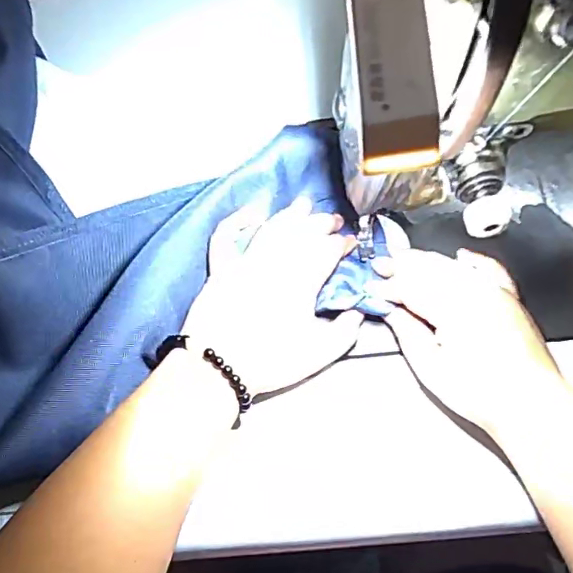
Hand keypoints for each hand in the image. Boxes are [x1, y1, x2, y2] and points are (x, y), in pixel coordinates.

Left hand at [179, 196, 364, 397]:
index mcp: (302, 279)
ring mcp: (245, 262)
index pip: (327, 250)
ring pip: (271, 228)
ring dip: (290, 215)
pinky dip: (238, 221)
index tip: (350, 244)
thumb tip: (355, 314)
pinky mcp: (220, 269)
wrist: (217, 366)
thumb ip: (345, 332)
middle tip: (334, 221)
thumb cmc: (270, 361)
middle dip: (321, 223)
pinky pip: (227, 236)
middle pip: (302, 232)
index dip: (341, 244)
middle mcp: (274, 262)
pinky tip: (251, 215)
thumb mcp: (319, 353)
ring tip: (303, 206)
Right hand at [374, 249, 572, 436]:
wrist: (530, 403)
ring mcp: (496, 292)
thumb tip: (392, 312)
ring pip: (455, 265)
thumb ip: (408, 332)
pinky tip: (462, 257)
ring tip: (409, 260)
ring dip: (429, 261)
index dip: (388, 285)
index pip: (411, 286)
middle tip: (383, 264)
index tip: (372, 286)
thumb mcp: (431, 367)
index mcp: (452, 306)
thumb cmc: (484, 394)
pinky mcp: (510, 300)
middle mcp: (476, 291)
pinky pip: (488, 269)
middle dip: (404, 265)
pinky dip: (471, 261)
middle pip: (432, 269)